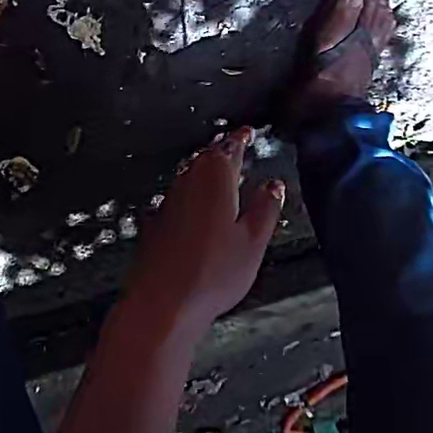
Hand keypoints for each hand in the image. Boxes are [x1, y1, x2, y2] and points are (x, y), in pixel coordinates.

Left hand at [124, 128, 283, 333]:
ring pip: (191, 172)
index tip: (247, 131)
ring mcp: (170, 200)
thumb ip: (265, 208)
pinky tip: (198, 203)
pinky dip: (194, 189)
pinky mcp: (158, 219)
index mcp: (215, 178)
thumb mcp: (253, 242)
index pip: (230, 147)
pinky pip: (180, 193)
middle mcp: (188, 181)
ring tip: (221, 169)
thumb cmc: (211, 273)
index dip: (240, 138)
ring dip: (207, 166)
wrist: (162, 301)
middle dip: (222, 148)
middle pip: (207, 156)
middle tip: (236, 144)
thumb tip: (274, 186)